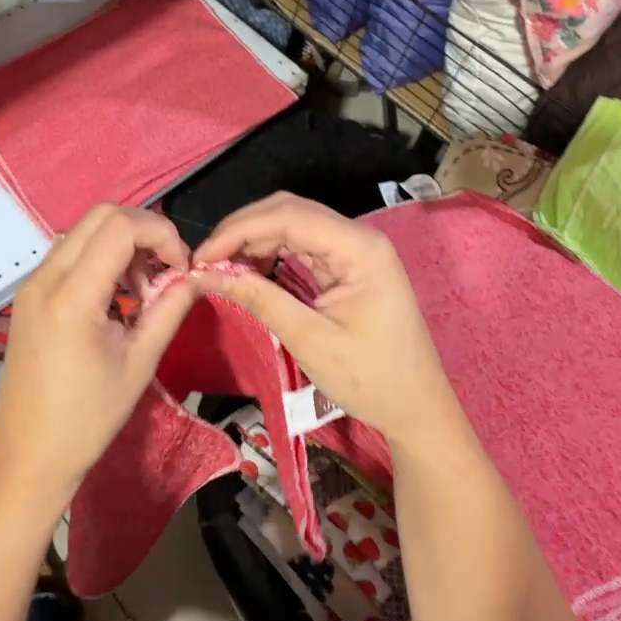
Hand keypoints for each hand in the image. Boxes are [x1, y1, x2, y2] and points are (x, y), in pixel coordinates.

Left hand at [0, 204, 201, 503]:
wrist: (28, 453)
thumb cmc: (87, 418)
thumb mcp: (139, 363)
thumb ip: (169, 310)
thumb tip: (196, 276)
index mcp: (72, 296)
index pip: (120, 227)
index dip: (161, 235)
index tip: (181, 269)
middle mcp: (45, 277)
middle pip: (101, 216)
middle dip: (143, 232)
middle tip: (165, 272)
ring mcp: (32, 283)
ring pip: (84, 231)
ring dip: (121, 244)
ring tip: (142, 291)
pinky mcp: (30, 294)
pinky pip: (69, 254)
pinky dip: (100, 258)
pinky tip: (117, 298)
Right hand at [192, 193, 456, 444]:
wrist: (417, 409)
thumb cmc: (371, 378)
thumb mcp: (310, 340)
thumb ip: (261, 299)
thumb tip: (208, 274)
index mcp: (359, 248)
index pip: (288, 216)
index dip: (240, 230)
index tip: (203, 257)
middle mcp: (358, 238)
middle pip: (289, 211)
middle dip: (243, 230)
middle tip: (206, 259)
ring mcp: (354, 250)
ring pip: (292, 224)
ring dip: (254, 240)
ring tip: (221, 266)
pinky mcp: (346, 266)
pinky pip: (301, 245)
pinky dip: (270, 253)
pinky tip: (248, 270)